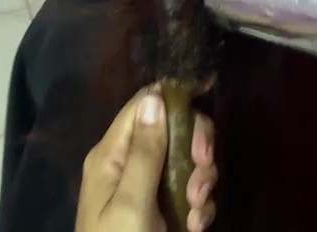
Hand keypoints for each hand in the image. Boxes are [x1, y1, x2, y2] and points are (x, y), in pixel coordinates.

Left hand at [77, 86, 218, 231]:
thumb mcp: (130, 204)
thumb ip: (145, 152)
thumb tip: (155, 97)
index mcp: (111, 155)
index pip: (144, 105)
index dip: (175, 101)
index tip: (204, 110)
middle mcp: (128, 164)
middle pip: (171, 129)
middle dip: (195, 146)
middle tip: (204, 170)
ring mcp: (146, 188)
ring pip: (185, 159)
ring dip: (201, 180)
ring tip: (197, 211)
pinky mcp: (163, 211)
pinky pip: (189, 190)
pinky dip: (200, 205)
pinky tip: (197, 225)